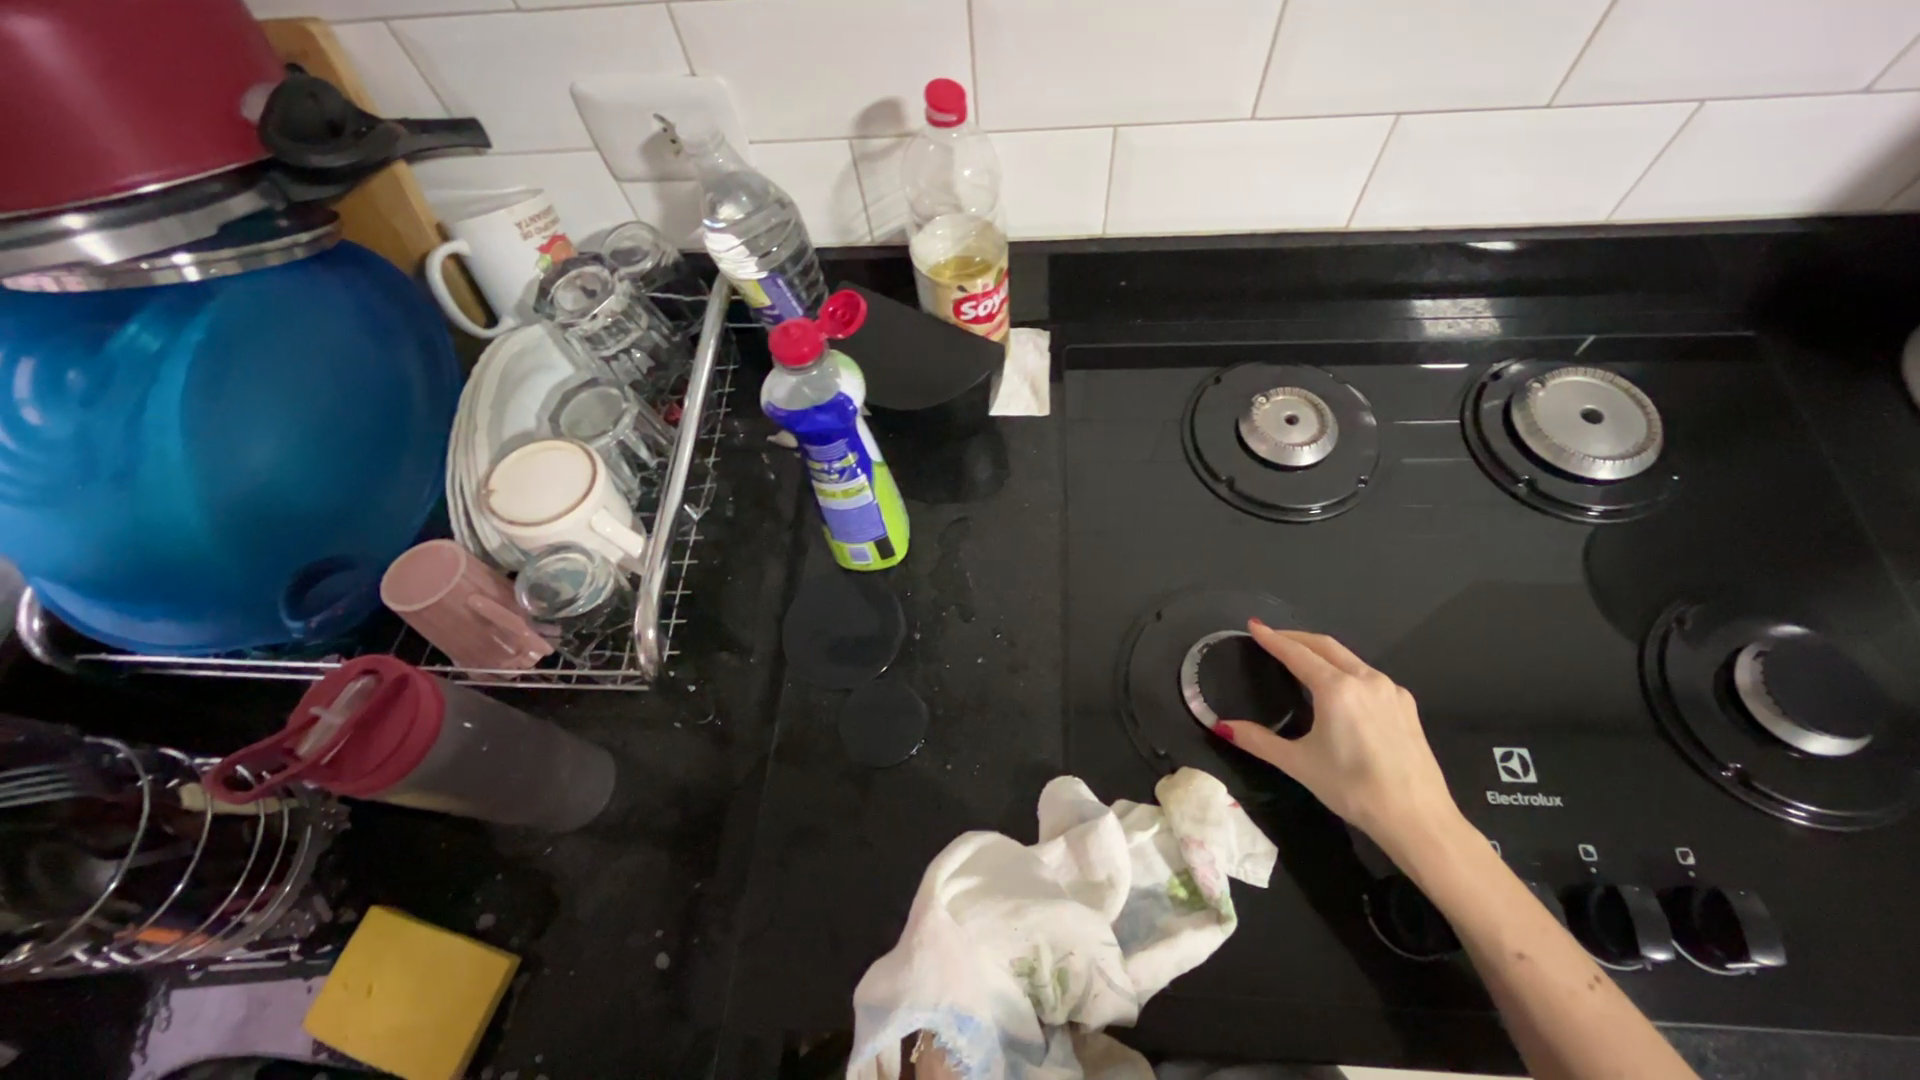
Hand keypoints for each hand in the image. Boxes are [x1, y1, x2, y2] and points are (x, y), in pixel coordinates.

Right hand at [1212, 620, 1464, 857]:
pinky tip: (1340, 689)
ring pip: (1351, 660)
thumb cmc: (1352, 788)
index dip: (1273, 639)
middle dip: (1297, 638)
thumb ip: (1258, 740)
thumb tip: (1221, 726)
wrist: (1417, 817)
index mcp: (1337, 688)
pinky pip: (1369, 677)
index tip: (1254, 625)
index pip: (1297, 653)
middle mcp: (1366, 680)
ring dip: (1323, 653)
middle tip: (1273, 638)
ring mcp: (1391, 691)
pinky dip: (1346, 671)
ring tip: (1302, 660)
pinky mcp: (1407, 707)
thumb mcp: (1299, 764)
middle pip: (1326, 646)